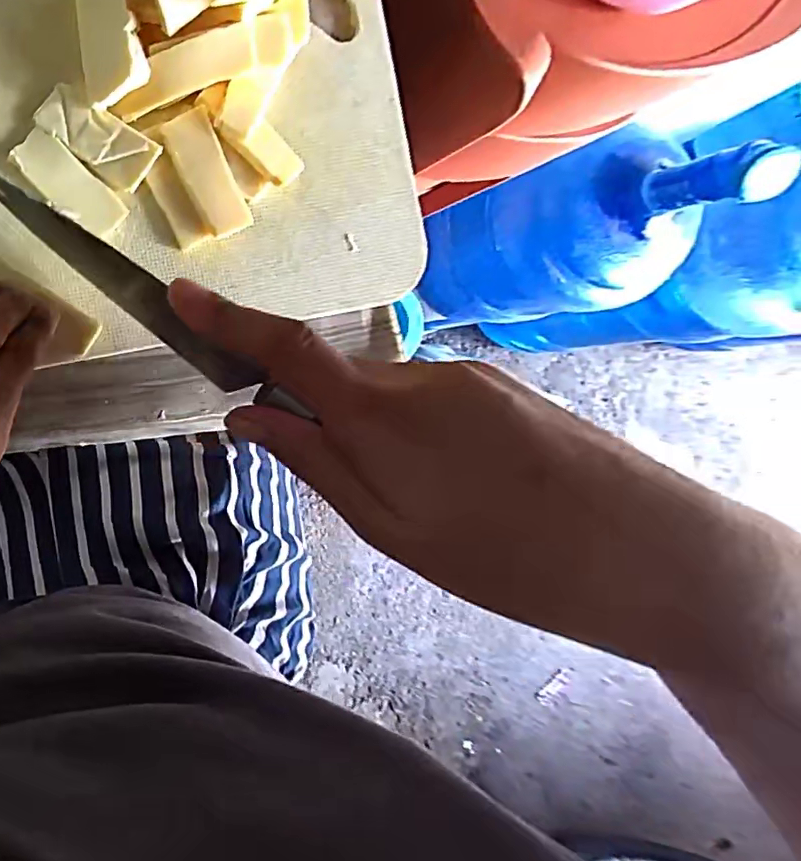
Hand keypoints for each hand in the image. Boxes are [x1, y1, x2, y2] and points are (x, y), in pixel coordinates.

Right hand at [169, 280, 800, 681]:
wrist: (682, 566)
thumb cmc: (509, 562)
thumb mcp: (385, 525)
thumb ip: (309, 461)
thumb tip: (243, 416)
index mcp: (379, 414)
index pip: (282, 349)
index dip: (225, 319)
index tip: (179, 294)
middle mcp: (417, 376)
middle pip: (323, 375)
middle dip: (303, 413)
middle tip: (344, 484)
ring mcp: (462, 377)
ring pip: (369, 390)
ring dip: (357, 429)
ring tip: (414, 498)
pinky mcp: (494, 388)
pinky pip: (410, 395)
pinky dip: (394, 428)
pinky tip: (444, 482)